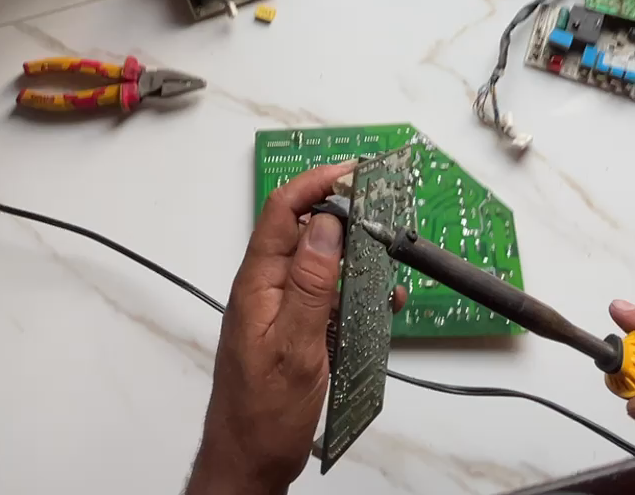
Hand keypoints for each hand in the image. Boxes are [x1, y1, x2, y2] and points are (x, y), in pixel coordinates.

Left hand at [185, 163, 352, 494]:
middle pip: (303, 228)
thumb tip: (325, 223)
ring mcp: (281, 304)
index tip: (351, 171)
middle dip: (341, 212)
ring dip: (352, 253)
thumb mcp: (295, 346)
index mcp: (259, 281)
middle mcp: (267, 284)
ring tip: (386, 256)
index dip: (315, 182)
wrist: (249, 462)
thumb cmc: (262, 413)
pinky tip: (379, 297)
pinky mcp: (295, 324)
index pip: (282, 210)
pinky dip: (353, 288)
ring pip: (319, 260)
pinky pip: (326, 292)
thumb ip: (311, 283)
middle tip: (378, 211)